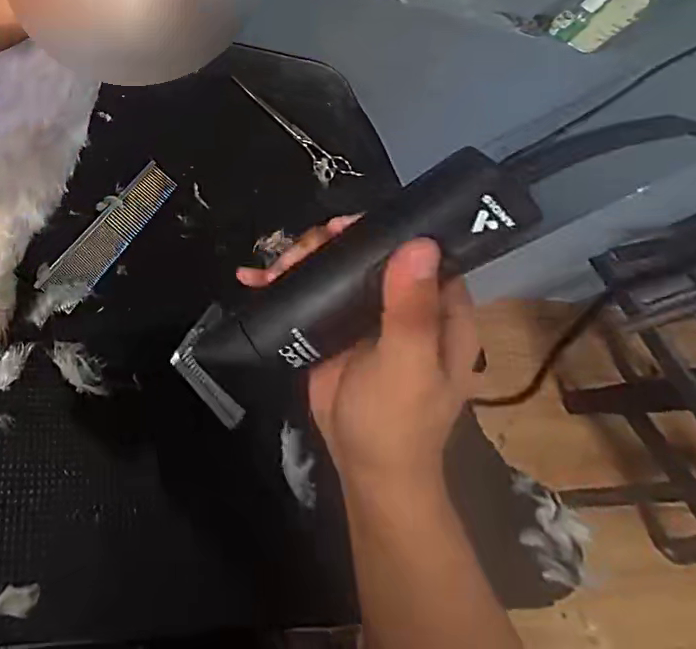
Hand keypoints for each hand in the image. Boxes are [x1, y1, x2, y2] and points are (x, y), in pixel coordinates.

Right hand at [237, 219, 480, 492]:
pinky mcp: (337, 325)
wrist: (364, 469)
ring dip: (303, 258)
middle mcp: (407, 300)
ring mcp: (368, 312)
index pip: (419, 249)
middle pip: (368, 250)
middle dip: (329, 244)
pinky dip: (284, 282)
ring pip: (337, 265)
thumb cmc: (398, 421)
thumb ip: (411, 309)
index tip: (344, 227)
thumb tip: (418, 243)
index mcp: (441, 307)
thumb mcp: (408, 365)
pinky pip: (313, 291)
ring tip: (275, 269)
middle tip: (298, 253)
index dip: (384, 230)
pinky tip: (255, 278)